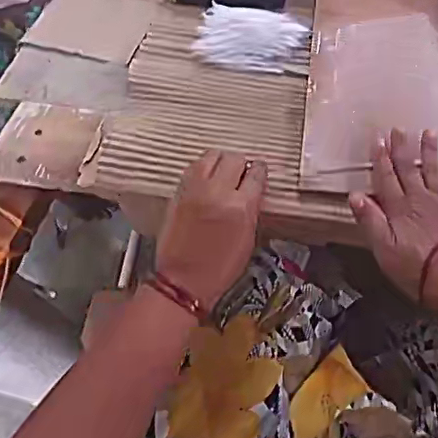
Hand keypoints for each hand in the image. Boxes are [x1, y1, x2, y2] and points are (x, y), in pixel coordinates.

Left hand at [154, 149, 266, 309]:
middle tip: (241, 174)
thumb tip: (252, 189)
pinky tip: (207, 179)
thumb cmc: (219, 268)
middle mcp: (218, 192)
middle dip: (241, 164)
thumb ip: (251, 208)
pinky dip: (203, 168)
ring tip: (223, 172)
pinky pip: (194, 167)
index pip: (256, 173)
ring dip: (221, 161)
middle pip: (234, 158)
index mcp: (240, 207)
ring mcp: (195, 189)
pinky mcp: (179, 192)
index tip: (258, 172)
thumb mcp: (248, 238)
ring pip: (212, 155)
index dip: (259, 170)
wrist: (182, 281)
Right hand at [347, 129, 437, 309]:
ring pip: (437, 172)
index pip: (387, 178)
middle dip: (403, 148)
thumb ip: (370, 221)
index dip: (381, 158)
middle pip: (410, 169)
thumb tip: (355, 195)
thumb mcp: (384, 248)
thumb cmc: (417, 267)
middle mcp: (422, 199)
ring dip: (432, 153)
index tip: (378, 138)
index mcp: (400, 208)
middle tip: (399, 128)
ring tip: (431, 132)